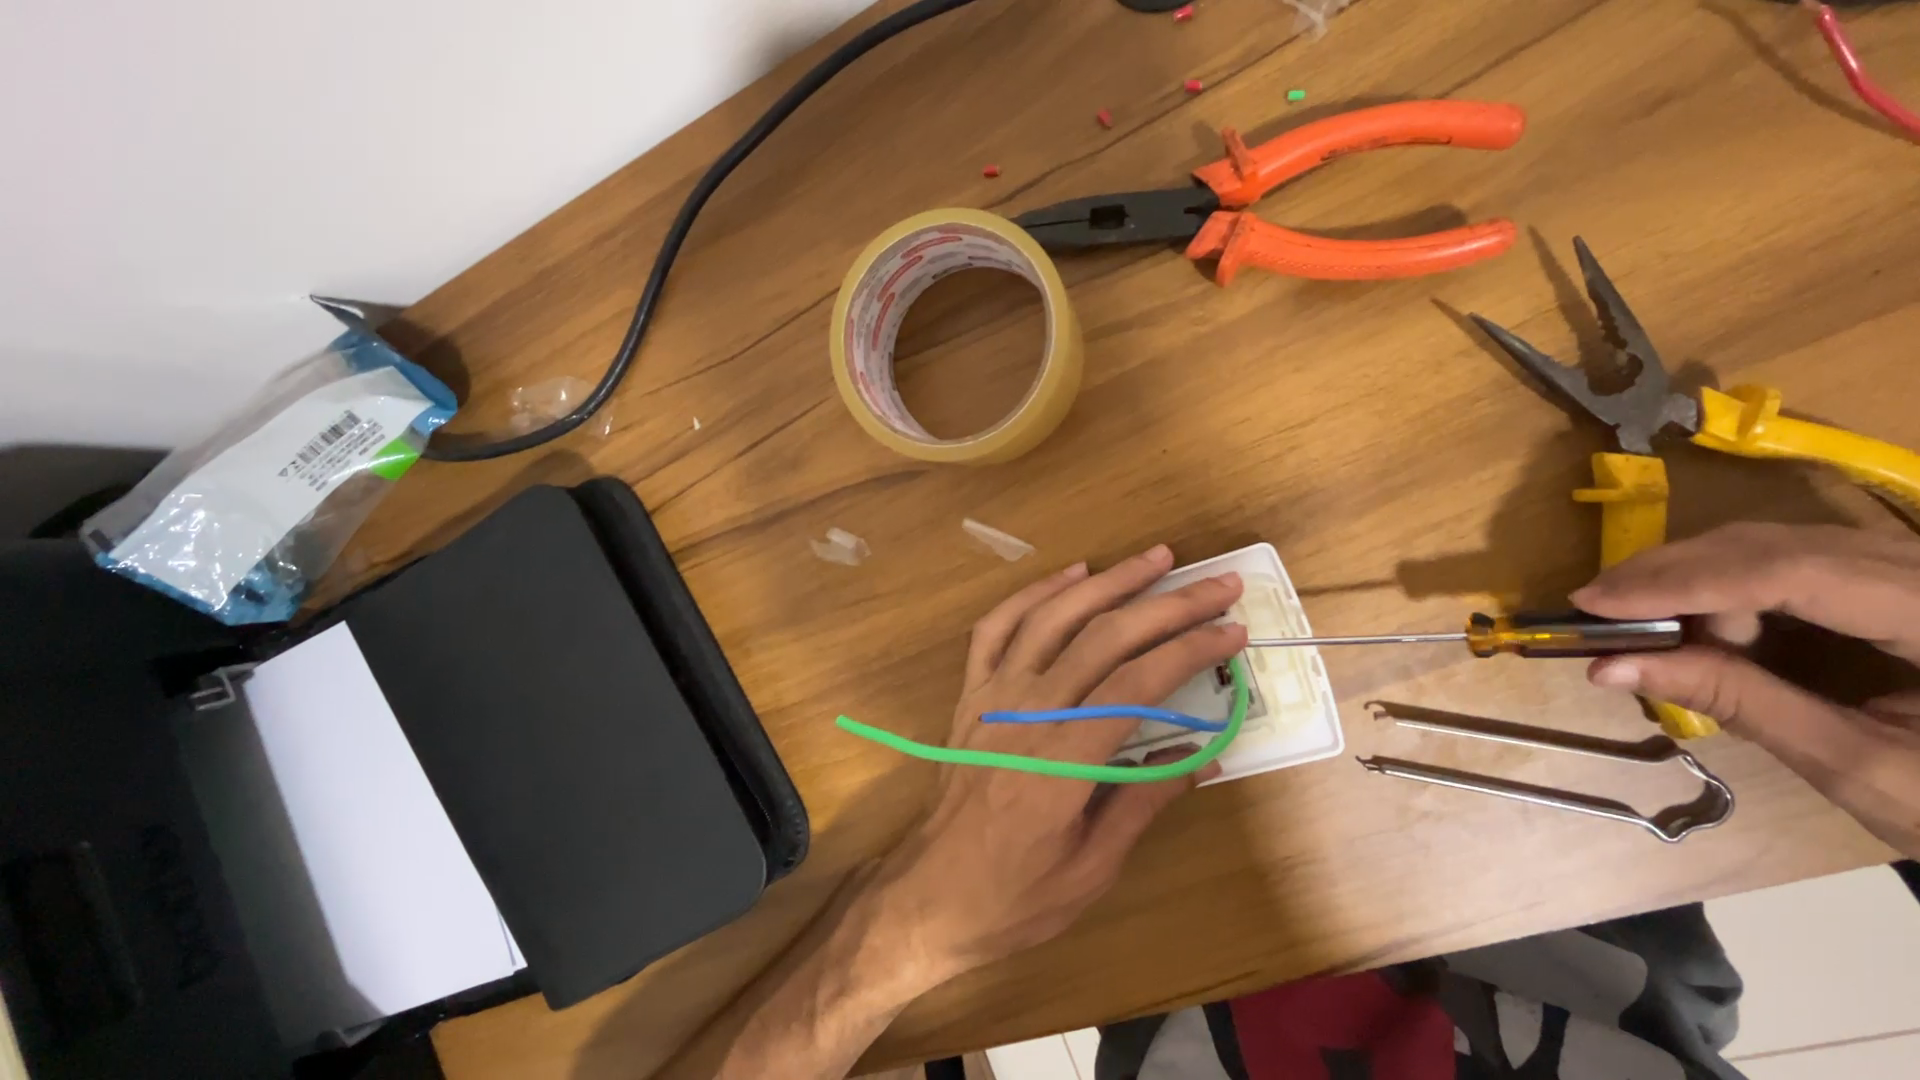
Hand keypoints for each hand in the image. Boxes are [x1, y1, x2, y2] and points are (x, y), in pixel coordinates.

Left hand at [870, 544, 1246, 985]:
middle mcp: (1025, 714)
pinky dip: (1035, 594)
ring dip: (1108, 582)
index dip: (1190, 650)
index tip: (1233, 630)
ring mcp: (991, 696)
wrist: (930, 894)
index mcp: (1062, 763)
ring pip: (1053, 619)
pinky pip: (997, 628)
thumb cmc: (1016, 895)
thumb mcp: (1093, 868)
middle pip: (1105, 640)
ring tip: (1156, 558)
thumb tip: (1206, 754)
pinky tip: (1072, 575)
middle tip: (1218, 583)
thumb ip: (1144, 802)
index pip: (1138, 686)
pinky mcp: (969, 694)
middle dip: (1168, 606)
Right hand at [1571, 522, 1919, 857]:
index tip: (1594, 602)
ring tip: (1641, 619)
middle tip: (1596, 606)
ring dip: (1698, 576)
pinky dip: (1733, 584)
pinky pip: (1803, 560)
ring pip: (1786, 542)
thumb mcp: (1859, 766)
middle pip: (1784, 542)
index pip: (1797, 571)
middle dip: (1677, 572)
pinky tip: (1703, 619)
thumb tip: (1607, 667)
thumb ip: (1738, 703)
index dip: (1686, 580)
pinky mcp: (1907, 580)